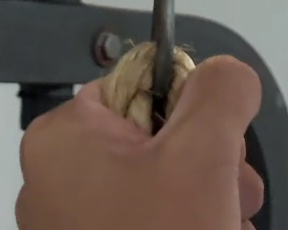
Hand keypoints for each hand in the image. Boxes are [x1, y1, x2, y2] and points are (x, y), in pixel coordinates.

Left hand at [17, 56, 265, 229]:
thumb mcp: (203, 156)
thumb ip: (219, 91)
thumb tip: (226, 72)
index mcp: (62, 140)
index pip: (137, 82)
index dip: (188, 106)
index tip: (217, 141)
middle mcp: (54, 183)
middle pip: (152, 137)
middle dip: (207, 161)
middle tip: (233, 191)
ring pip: (156, 186)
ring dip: (204, 199)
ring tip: (228, 227)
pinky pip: (144, 224)